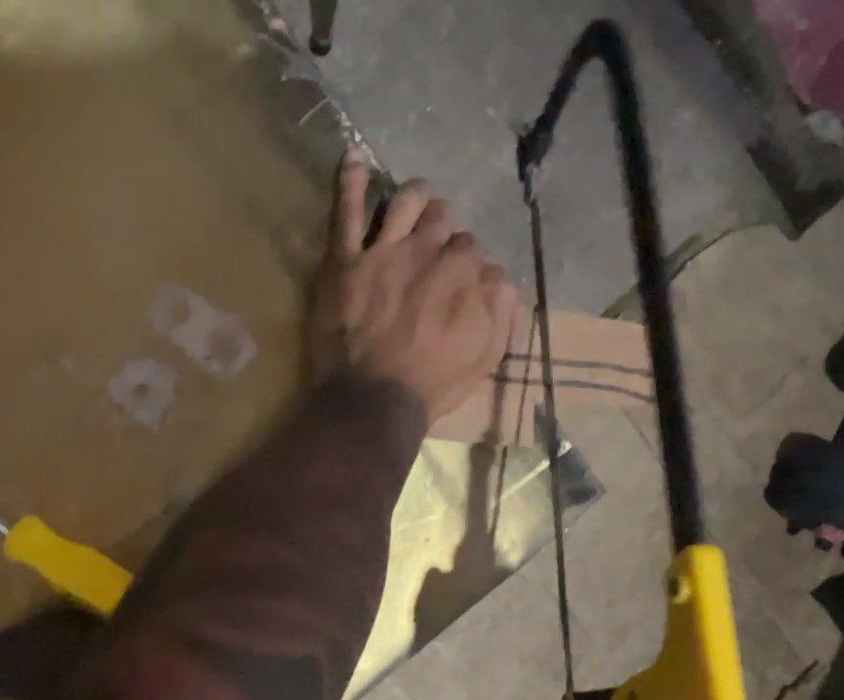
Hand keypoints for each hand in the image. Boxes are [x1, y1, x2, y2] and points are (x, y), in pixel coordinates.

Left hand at [308, 148, 516, 419]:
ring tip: (412, 200)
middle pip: (442, 219)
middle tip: (433, 245)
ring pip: (405, 199)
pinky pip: (346, 209)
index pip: (471, 248)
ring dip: (413, 196)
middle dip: (442, 228)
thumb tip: (498, 276)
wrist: (373, 400)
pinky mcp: (344, 259)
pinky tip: (354, 156)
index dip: (464, 263)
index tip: (456, 282)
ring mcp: (383, 250)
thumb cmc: (431, 384)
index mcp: (464, 271)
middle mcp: (427, 250)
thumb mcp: (485, 355)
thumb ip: (499, 308)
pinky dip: (350, 179)